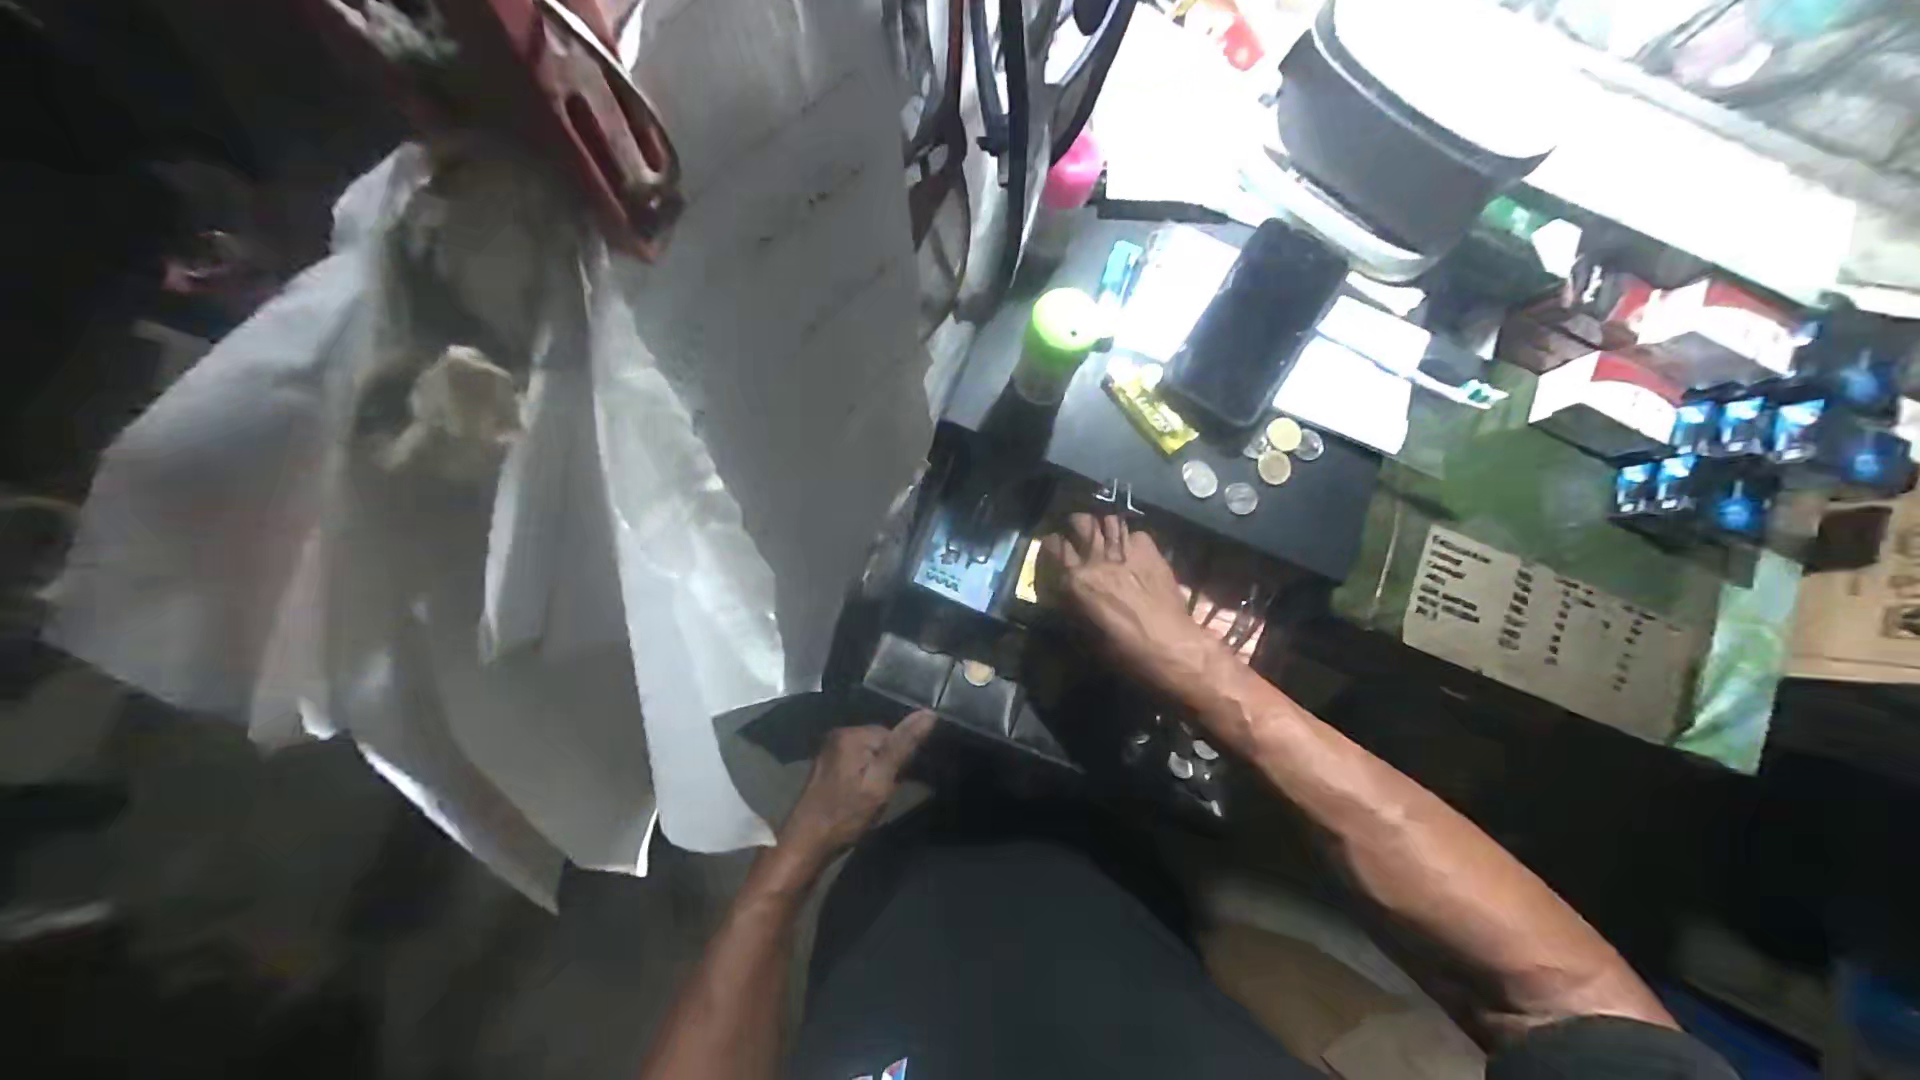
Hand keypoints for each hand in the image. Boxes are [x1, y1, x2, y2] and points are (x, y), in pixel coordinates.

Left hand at [777, 711, 936, 867]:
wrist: (805, 844)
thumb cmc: (845, 815)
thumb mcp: (880, 782)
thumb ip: (903, 746)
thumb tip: (929, 713)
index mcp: (851, 734)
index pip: (893, 734)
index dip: (902, 759)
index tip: (901, 782)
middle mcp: (838, 735)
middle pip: (880, 742)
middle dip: (889, 764)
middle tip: (887, 793)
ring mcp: (829, 750)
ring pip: (869, 754)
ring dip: (877, 772)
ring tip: (875, 797)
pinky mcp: (826, 766)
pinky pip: (856, 762)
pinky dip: (864, 776)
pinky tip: (861, 796)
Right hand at [1039, 513, 1231, 697]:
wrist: (1169, 646)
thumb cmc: (1122, 651)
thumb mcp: (1082, 634)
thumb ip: (1069, 605)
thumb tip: (1062, 592)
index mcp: (1075, 579)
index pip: (1053, 544)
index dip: (1052, 545)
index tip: (1055, 549)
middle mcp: (1097, 558)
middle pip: (1080, 521)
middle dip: (1076, 525)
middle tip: (1079, 536)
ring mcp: (1125, 550)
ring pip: (1108, 519)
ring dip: (1104, 527)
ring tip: (1106, 538)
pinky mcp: (1151, 550)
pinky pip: (1135, 533)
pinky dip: (1131, 540)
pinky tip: (1132, 552)